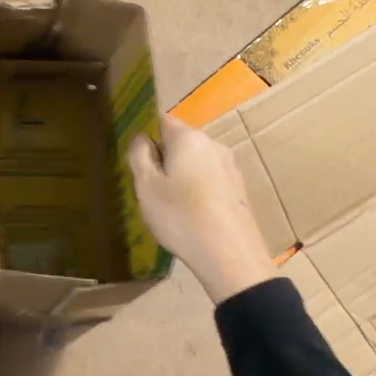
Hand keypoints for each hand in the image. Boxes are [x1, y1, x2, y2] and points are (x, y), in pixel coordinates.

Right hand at [128, 114, 273, 303]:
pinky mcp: (240, 190)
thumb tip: (142, 137)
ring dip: (182, 175)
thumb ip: (139, 156)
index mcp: (188, 138)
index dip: (146, 133)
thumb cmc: (180, 216)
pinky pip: (211, 181)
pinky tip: (192, 215)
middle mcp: (213, 145)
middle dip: (164, 156)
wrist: (230, 256)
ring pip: (196, 162)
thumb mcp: (146, 186)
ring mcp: (230, 168)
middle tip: (148, 185)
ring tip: (170, 204)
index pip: (162, 119)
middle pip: (181, 142)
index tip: (135, 156)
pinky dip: (198, 190)